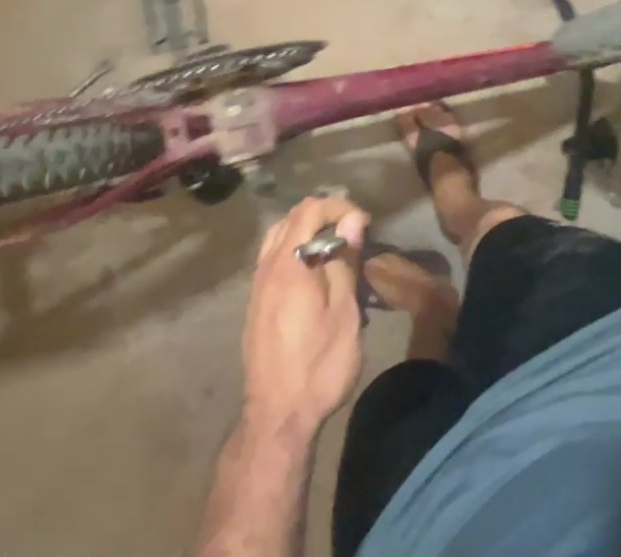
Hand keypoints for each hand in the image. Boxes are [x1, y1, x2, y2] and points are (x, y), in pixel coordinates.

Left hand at [240, 188, 369, 438]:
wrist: (277, 414)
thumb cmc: (319, 365)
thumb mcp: (344, 313)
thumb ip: (344, 262)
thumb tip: (351, 220)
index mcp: (289, 263)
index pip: (310, 210)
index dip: (339, 206)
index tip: (364, 222)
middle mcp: (266, 266)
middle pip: (290, 218)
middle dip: (323, 215)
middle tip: (354, 232)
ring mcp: (257, 285)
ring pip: (278, 237)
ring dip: (307, 232)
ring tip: (336, 250)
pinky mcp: (256, 303)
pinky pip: (273, 258)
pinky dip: (295, 251)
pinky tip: (316, 275)